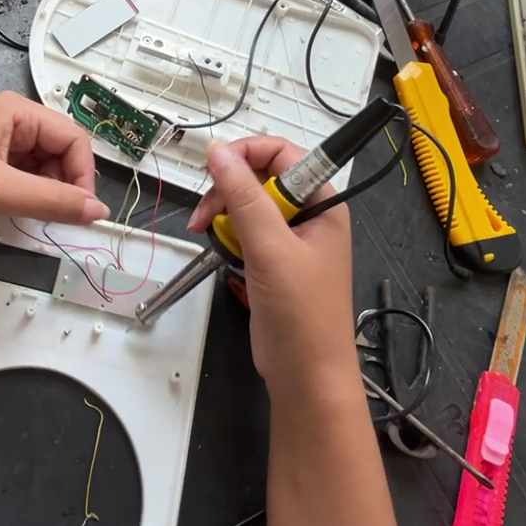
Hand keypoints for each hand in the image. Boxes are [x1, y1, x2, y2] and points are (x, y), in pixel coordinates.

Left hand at [0, 93, 107, 234]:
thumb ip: (51, 201)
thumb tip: (96, 212)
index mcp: (16, 110)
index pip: (73, 137)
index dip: (83, 174)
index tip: (82, 210)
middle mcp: (11, 120)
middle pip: (60, 151)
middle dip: (64, 184)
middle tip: (57, 216)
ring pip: (43, 166)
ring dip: (45, 192)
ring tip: (31, 213)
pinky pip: (23, 175)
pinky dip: (27, 195)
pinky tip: (16, 210)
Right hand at [189, 137, 354, 399]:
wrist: (305, 374)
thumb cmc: (300, 311)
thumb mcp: (270, 248)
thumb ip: (243, 196)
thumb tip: (217, 151)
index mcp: (322, 202)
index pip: (284, 154)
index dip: (248, 153)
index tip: (213, 168)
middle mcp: (308, 214)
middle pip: (261, 177)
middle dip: (228, 188)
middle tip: (204, 213)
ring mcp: (289, 238)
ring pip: (247, 203)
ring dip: (222, 212)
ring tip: (203, 231)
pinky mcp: (272, 260)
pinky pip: (244, 230)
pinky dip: (226, 233)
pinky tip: (216, 246)